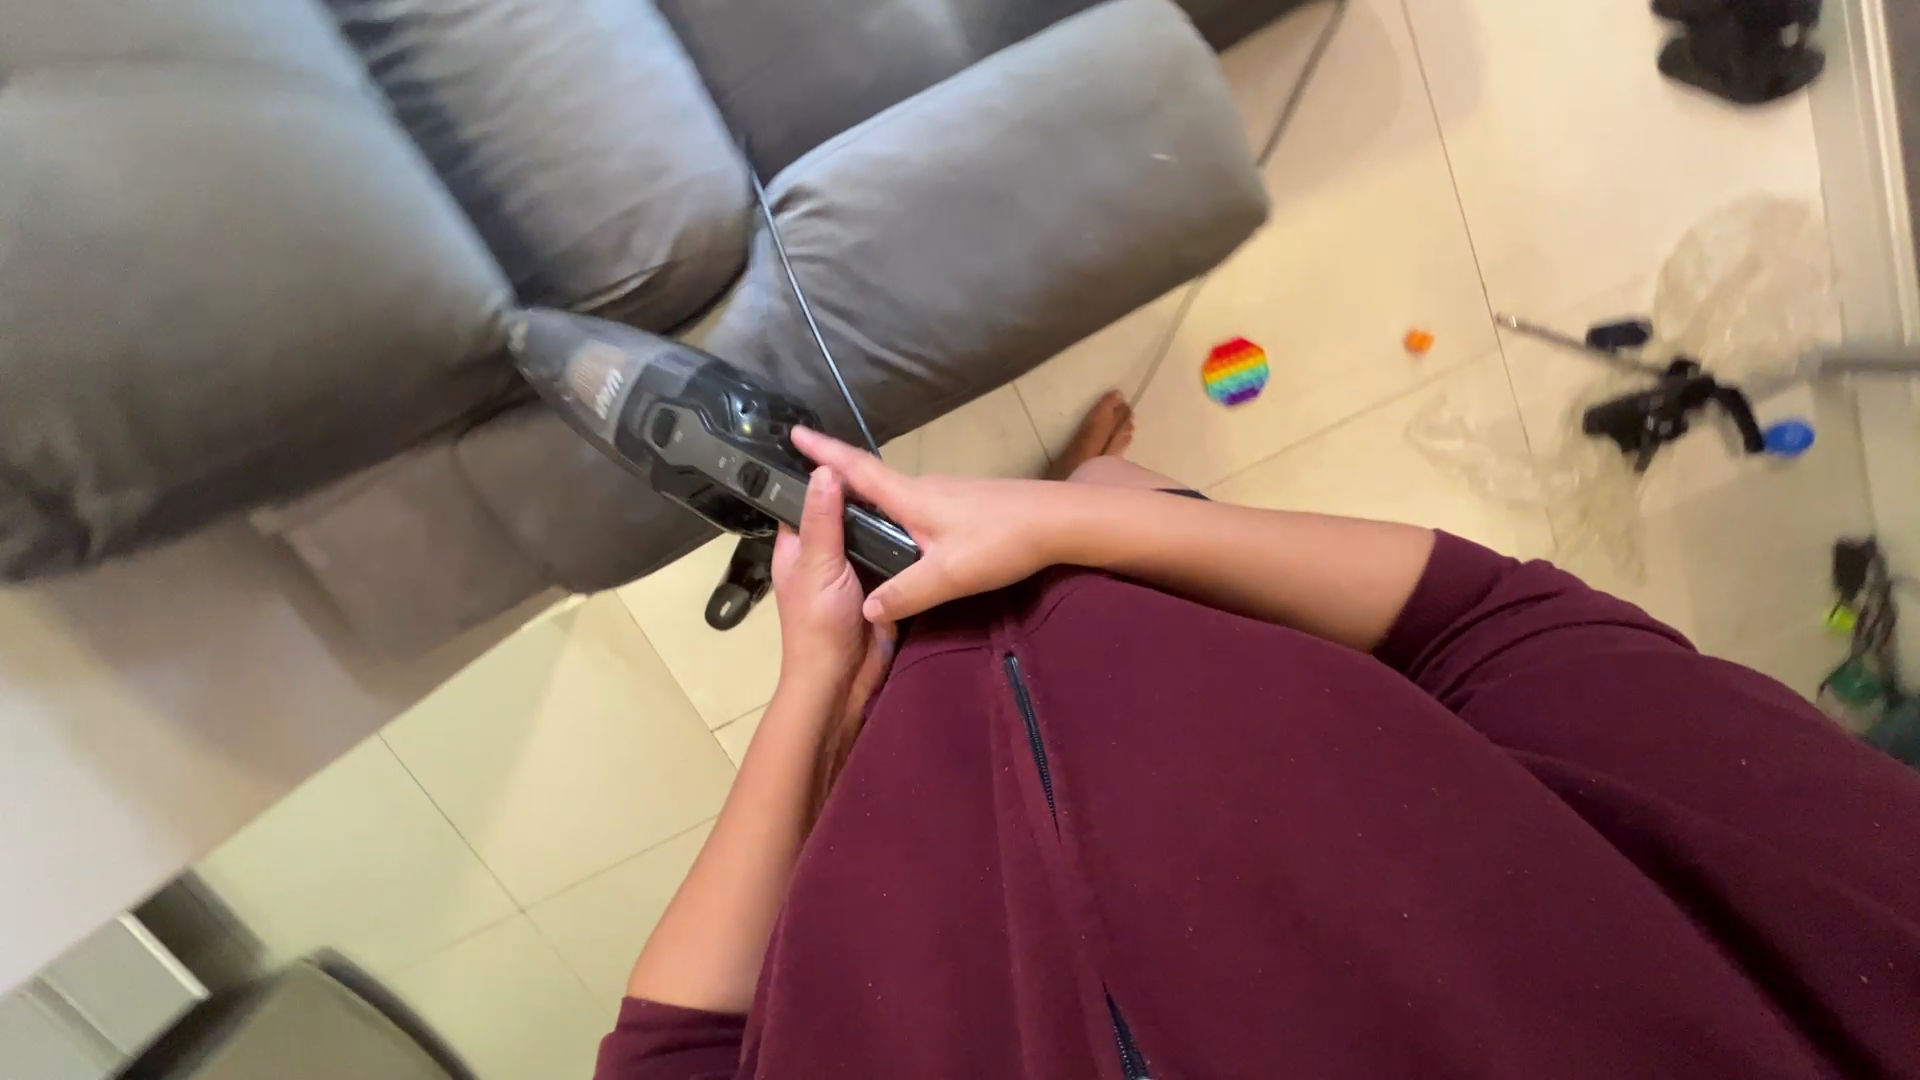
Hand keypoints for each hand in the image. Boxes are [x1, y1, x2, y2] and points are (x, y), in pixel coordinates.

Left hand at [771, 466, 896, 710]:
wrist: (845, 679)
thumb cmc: (818, 623)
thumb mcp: (817, 565)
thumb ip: (823, 520)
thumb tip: (823, 468)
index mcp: (798, 546)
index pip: (808, 499)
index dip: (825, 477)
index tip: (851, 449)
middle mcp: (826, 554)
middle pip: (846, 515)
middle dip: (867, 497)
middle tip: (896, 467)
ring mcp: (856, 570)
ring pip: (872, 535)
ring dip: (889, 519)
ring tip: (916, 487)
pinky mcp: (882, 585)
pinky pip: (893, 558)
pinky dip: (905, 544)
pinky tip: (924, 522)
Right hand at [790, 427, 1079, 621]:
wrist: (1060, 520)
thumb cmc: (1000, 541)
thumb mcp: (949, 576)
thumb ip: (906, 594)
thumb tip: (866, 608)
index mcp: (912, 497)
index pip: (857, 470)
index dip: (823, 451)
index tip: (794, 432)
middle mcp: (926, 487)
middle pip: (875, 481)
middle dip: (841, 480)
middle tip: (812, 488)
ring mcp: (950, 492)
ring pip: (900, 496)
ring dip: (873, 500)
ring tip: (852, 519)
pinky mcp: (968, 502)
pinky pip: (921, 505)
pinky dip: (901, 513)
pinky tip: (907, 536)